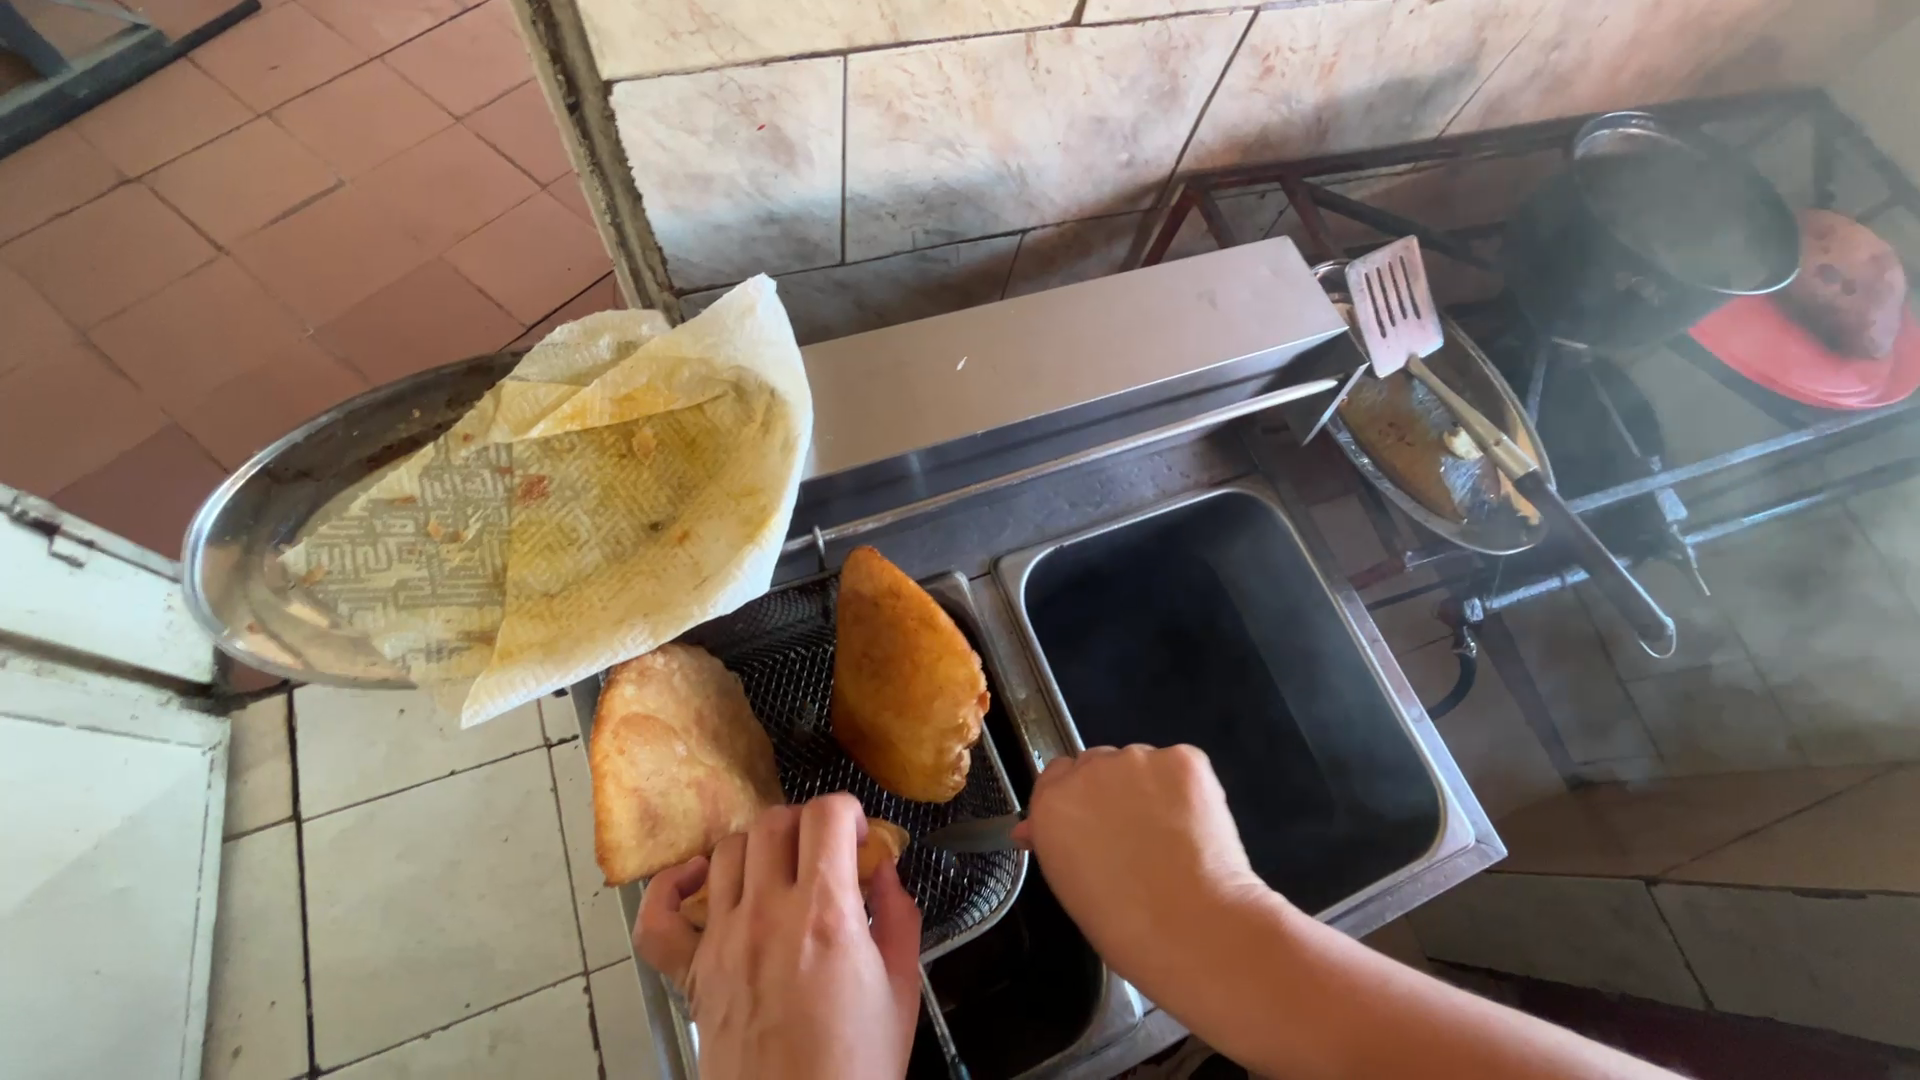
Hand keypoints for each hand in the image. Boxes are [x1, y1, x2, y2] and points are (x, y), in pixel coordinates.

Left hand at [634, 794, 922, 1079]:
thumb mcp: (902, 987)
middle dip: (807, 823)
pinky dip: (671, 886)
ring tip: (779, 870)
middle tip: (825, 854)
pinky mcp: (691, 973)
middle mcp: (768, 913)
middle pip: (775, 822)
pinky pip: (659, 917)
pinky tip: (698, 879)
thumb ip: (899, 915)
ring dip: (758, 846)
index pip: (826, 814)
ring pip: (727, 849)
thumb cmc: (857, 1065)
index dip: (850, 811)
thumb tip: (884, 869)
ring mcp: (722, 940)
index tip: (860, 838)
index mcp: (826, 913)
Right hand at [1012, 745, 1284, 999]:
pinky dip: (1188, 788)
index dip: (1078, 799)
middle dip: (1112, 789)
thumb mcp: (1069, 883)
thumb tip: (1031, 828)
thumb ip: (1051, 840)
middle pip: (1097, 764)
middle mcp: (1089, 771)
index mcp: (1053, 803)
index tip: (1096, 823)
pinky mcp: (1184, 759)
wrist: (1192, 928)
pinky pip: (1181, 765)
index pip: (1057, 775)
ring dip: (1150, 786)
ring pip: (1140, 764)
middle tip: (1135, 832)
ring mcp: (1138, 759)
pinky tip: (1196, 824)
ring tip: (1172, 834)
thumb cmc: (1124, 924)